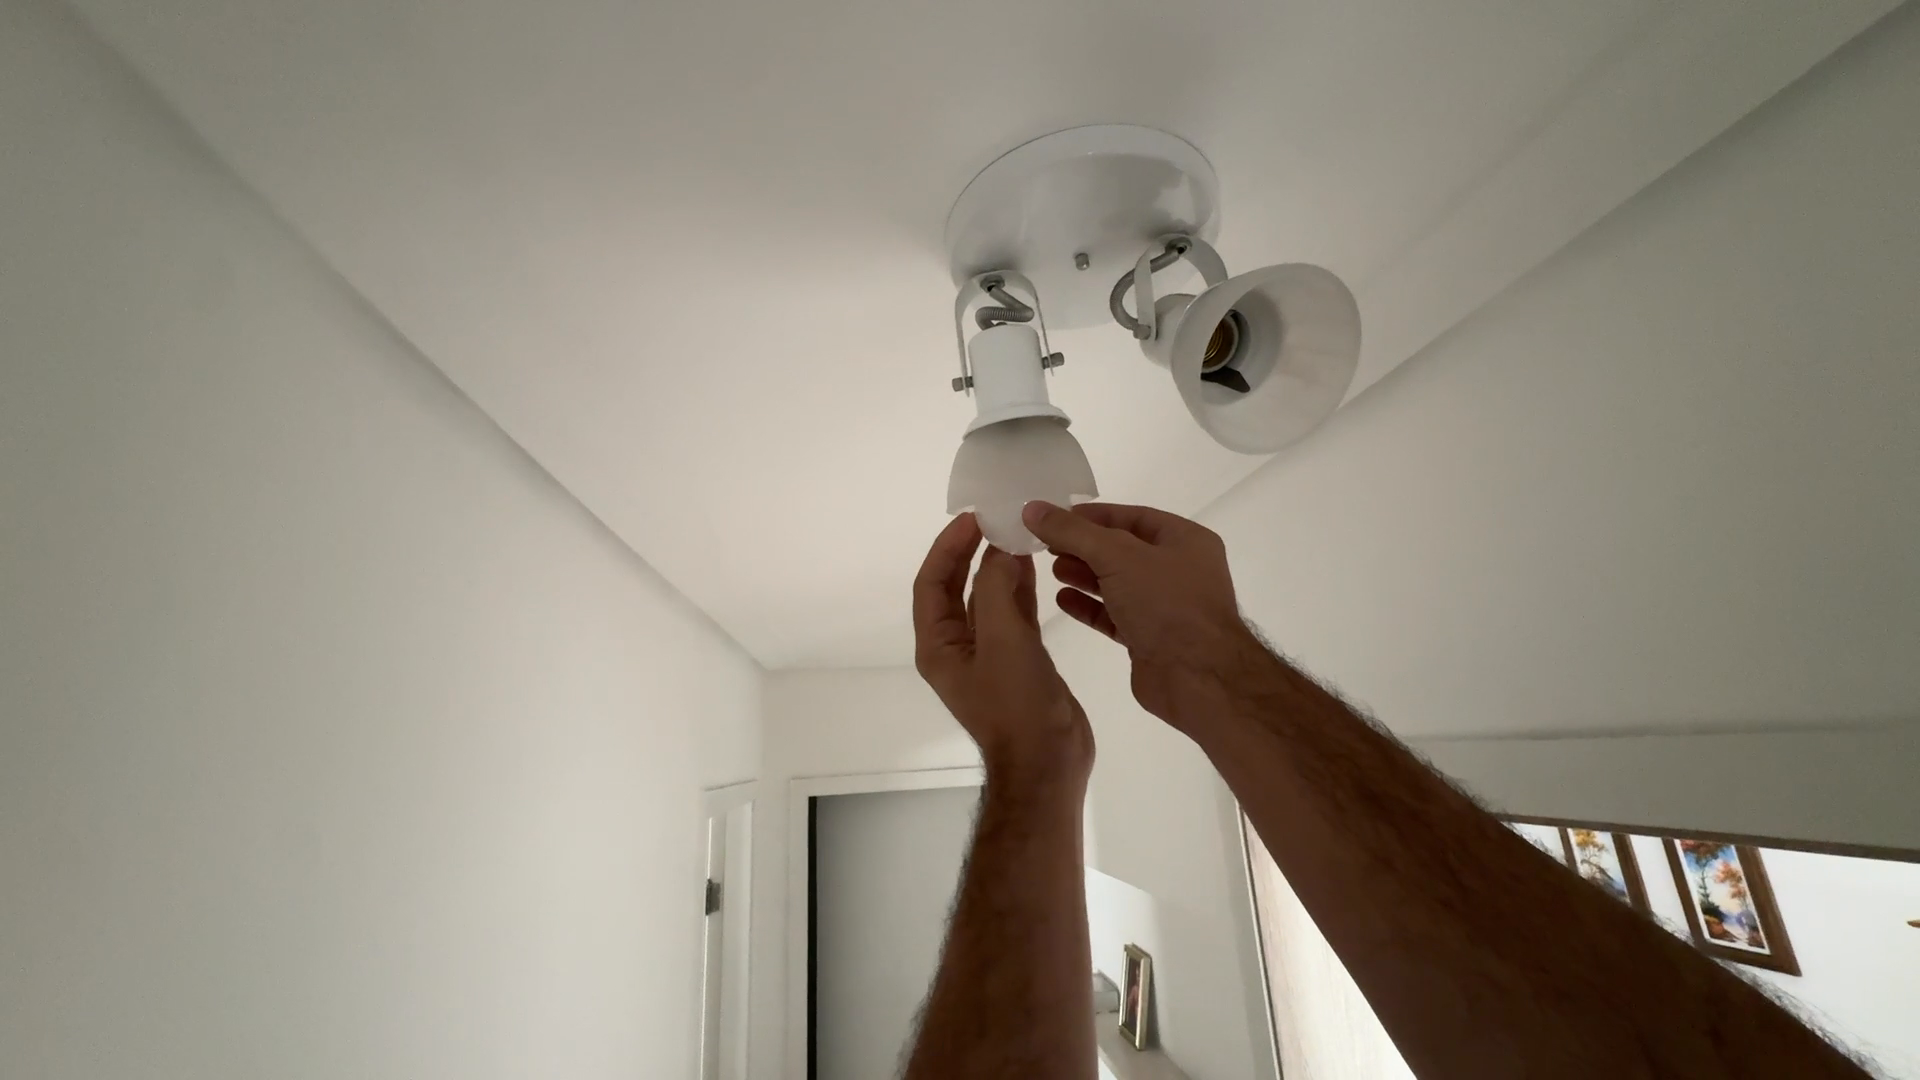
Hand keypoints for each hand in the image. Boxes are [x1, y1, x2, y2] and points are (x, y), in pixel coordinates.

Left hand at [913, 514, 1093, 789]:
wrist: (1048, 763)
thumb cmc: (1017, 704)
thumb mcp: (1004, 640)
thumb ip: (998, 588)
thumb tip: (1000, 547)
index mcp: (939, 646)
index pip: (931, 584)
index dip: (947, 548)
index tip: (973, 519)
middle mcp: (957, 647)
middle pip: (956, 588)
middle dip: (971, 553)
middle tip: (994, 520)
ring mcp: (988, 655)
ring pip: (986, 599)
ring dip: (997, 567)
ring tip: (1016, 534)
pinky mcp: (1017, 660)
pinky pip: (1012, 614)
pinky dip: (1019, 588)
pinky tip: (1033, 565)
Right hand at [1023, 501, 1255, 724]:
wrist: (1197, 678)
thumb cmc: (1165, 604)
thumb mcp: (1117, 556)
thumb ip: (1073, 532)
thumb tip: (1032, 509)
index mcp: (1185, 540)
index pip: (1132, 517)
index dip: (1092, 516)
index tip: (1054, 518)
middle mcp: (1178, 570)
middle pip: (1122, 550)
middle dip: (1084, 547)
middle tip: (1046, 546)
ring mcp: (1165, 607)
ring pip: (1117, 584)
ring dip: (1084, 575)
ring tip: (1052, 571)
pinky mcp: (1149, 639)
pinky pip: (1114, 615)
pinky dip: (1089, 606)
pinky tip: (1062, 601)